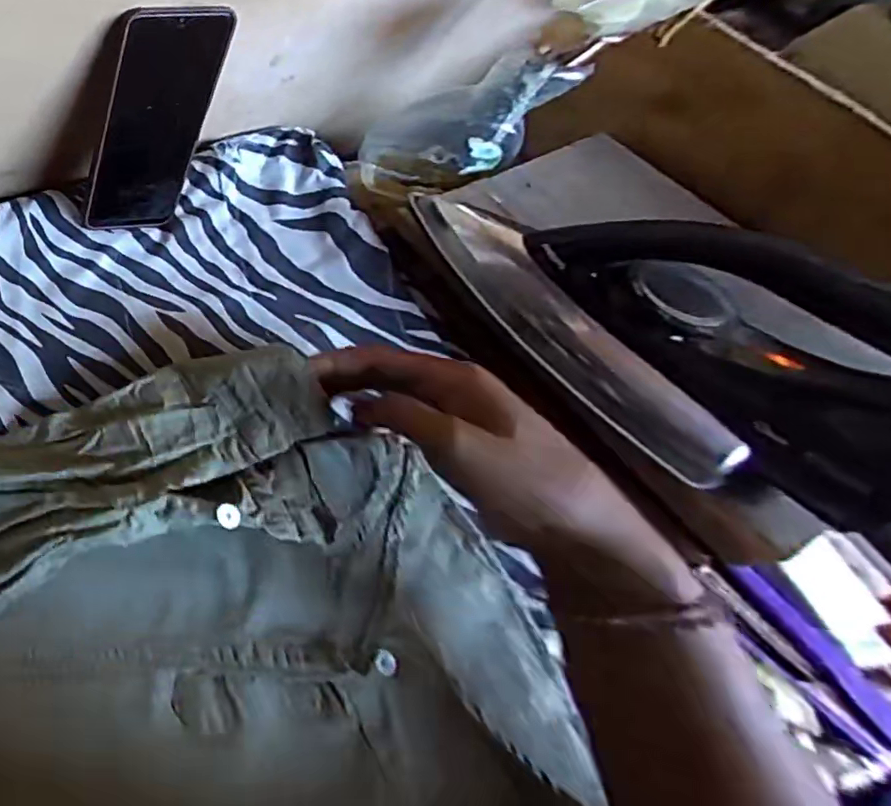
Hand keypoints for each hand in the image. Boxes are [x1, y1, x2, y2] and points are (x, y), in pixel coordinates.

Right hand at [309, 346, 699, 608]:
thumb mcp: (460, 445)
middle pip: (387, 370)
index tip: (301, 375)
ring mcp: (461, 412)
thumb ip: (405, 415)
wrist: (588, 532)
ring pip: (395, 392)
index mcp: (456, 377)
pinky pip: (407, 415)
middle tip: (301, 392)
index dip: (340, 363)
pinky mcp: (462, 439)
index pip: (383, 358)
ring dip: (357, 394)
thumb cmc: (526, 483)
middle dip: (343, 376)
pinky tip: (359, 430)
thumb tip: (358, 402)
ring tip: (320, 407)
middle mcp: (456, 386)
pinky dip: (376, 415)